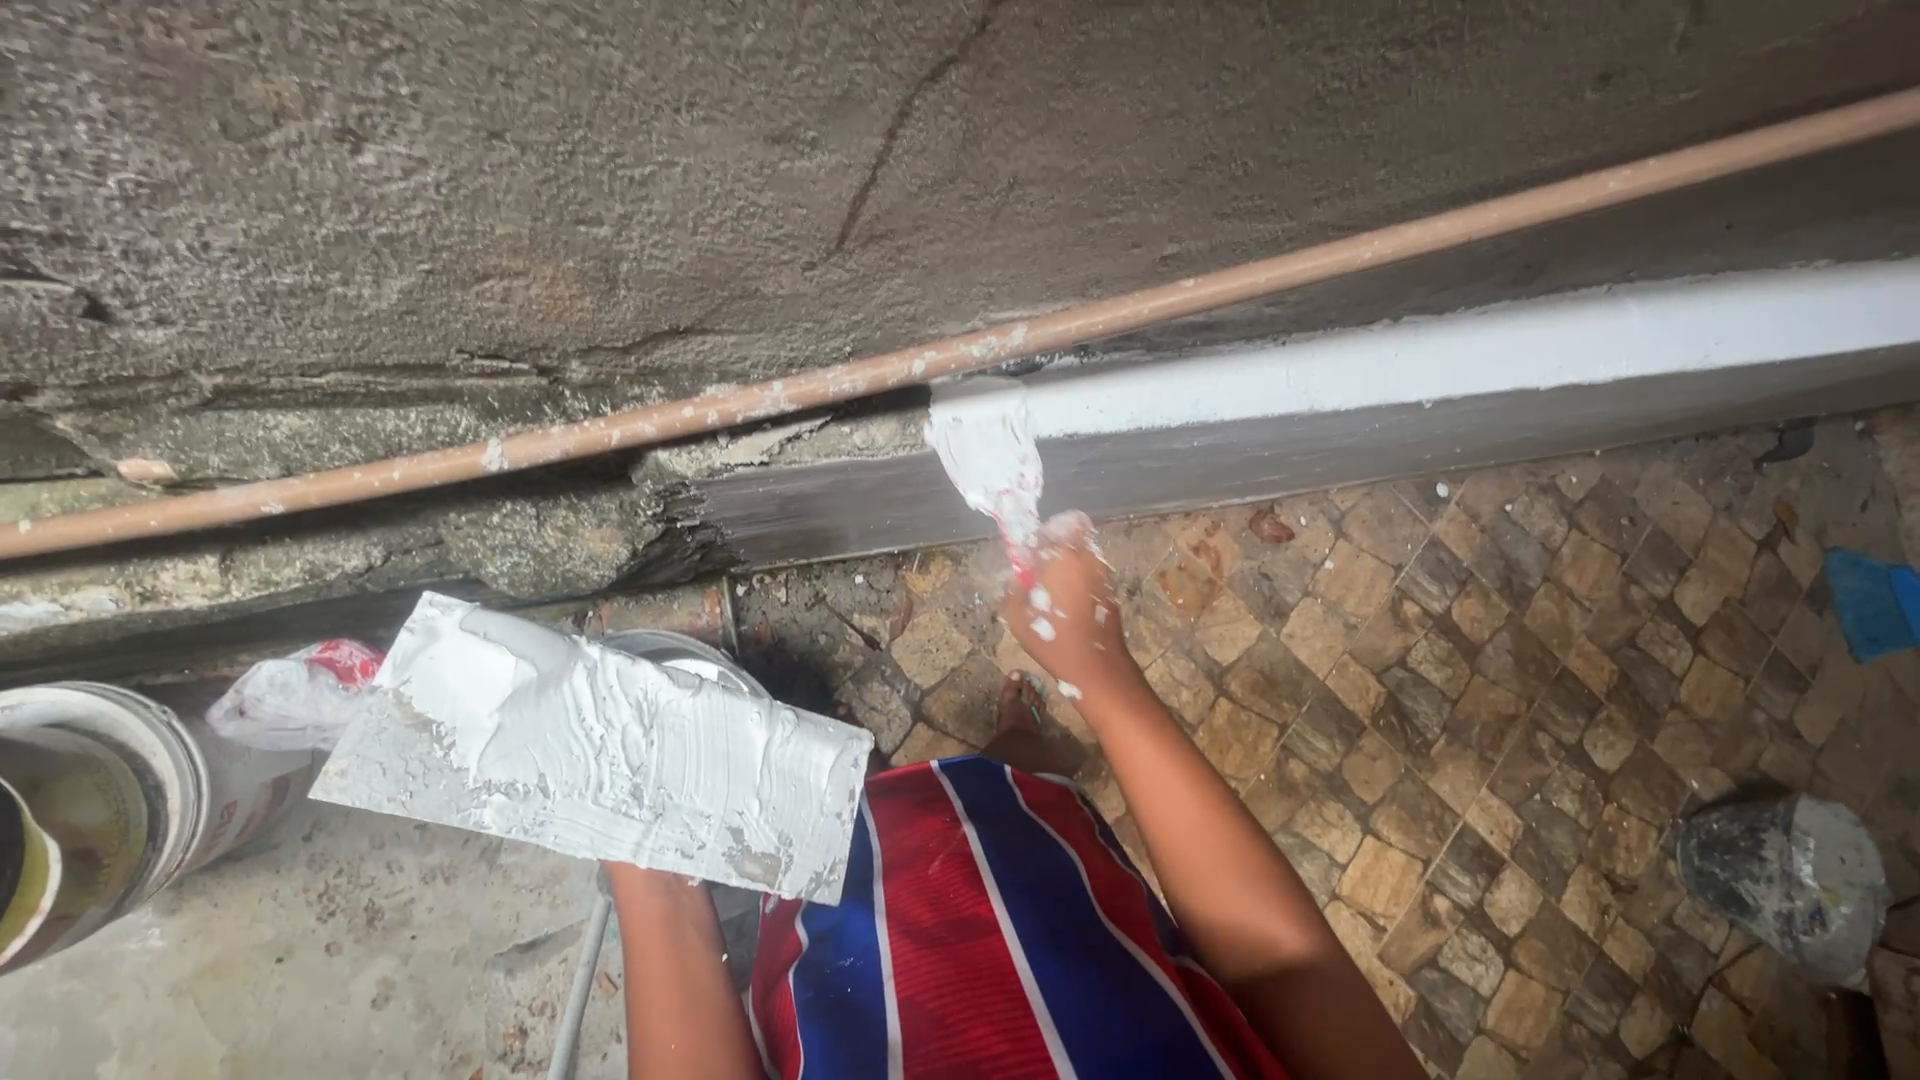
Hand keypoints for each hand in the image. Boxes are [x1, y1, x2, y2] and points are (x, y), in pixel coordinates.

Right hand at [1002, 512, 1145, 703]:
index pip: (1048, 529)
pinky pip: (1092, 570)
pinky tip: (1069, 601)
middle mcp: (1086, 557)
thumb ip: (1013, 588)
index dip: (1036, 538)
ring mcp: (1103, 572)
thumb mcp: (1017, 616)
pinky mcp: (1111, 588)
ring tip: (1055, 585)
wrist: (1096, 666)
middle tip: (1042, 565)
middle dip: (1057, 541)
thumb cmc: (1053, 640)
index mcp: (1061, 557)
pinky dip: (1081, 575)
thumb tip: (1017, 576)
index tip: (1028, 555)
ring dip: (1070, 558)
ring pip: (1085, 549)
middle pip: (1074, 530)